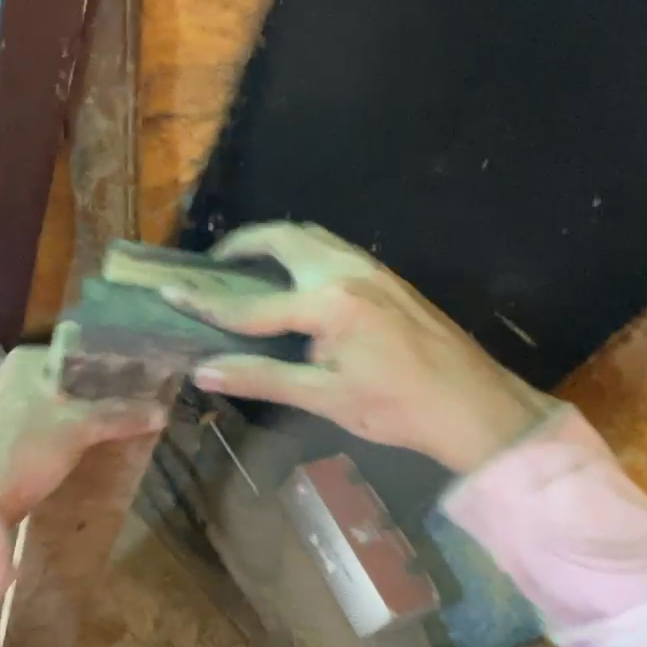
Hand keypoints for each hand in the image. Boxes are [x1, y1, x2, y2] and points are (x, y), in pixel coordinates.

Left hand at [0, 346, 168, 525]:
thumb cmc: (27, 452)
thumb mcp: (79, 428)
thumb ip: (120, 415)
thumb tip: (162, 412)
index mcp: (25, 360)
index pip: (79, 349)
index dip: (113, 363)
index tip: (145, 376)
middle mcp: (14, 375)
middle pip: (72, 376)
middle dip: (104, 389)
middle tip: (142, 399)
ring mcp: (9, 404)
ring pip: (62, 399)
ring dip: (91, 409)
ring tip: (128, 417)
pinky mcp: (10, 431)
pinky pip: (51, 419)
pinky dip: (74, 425)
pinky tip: (98, 437)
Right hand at [165, 222, 548, 473]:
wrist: (478, 408)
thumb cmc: (399, 408)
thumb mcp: (325, 398)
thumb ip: (261, 378)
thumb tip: (203, 371)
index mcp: (330, 303)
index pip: (251, 304)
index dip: (206, 303)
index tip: (168, 290)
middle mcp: (348, 272)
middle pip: (284, 238)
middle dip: (243, 245)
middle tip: (214, 265)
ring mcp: (373, 270)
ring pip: (312, 238)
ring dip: (275, 244)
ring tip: (248, 269)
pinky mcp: (387, 279)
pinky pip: (332, 250)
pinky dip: (301, 255)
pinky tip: (293, 285)